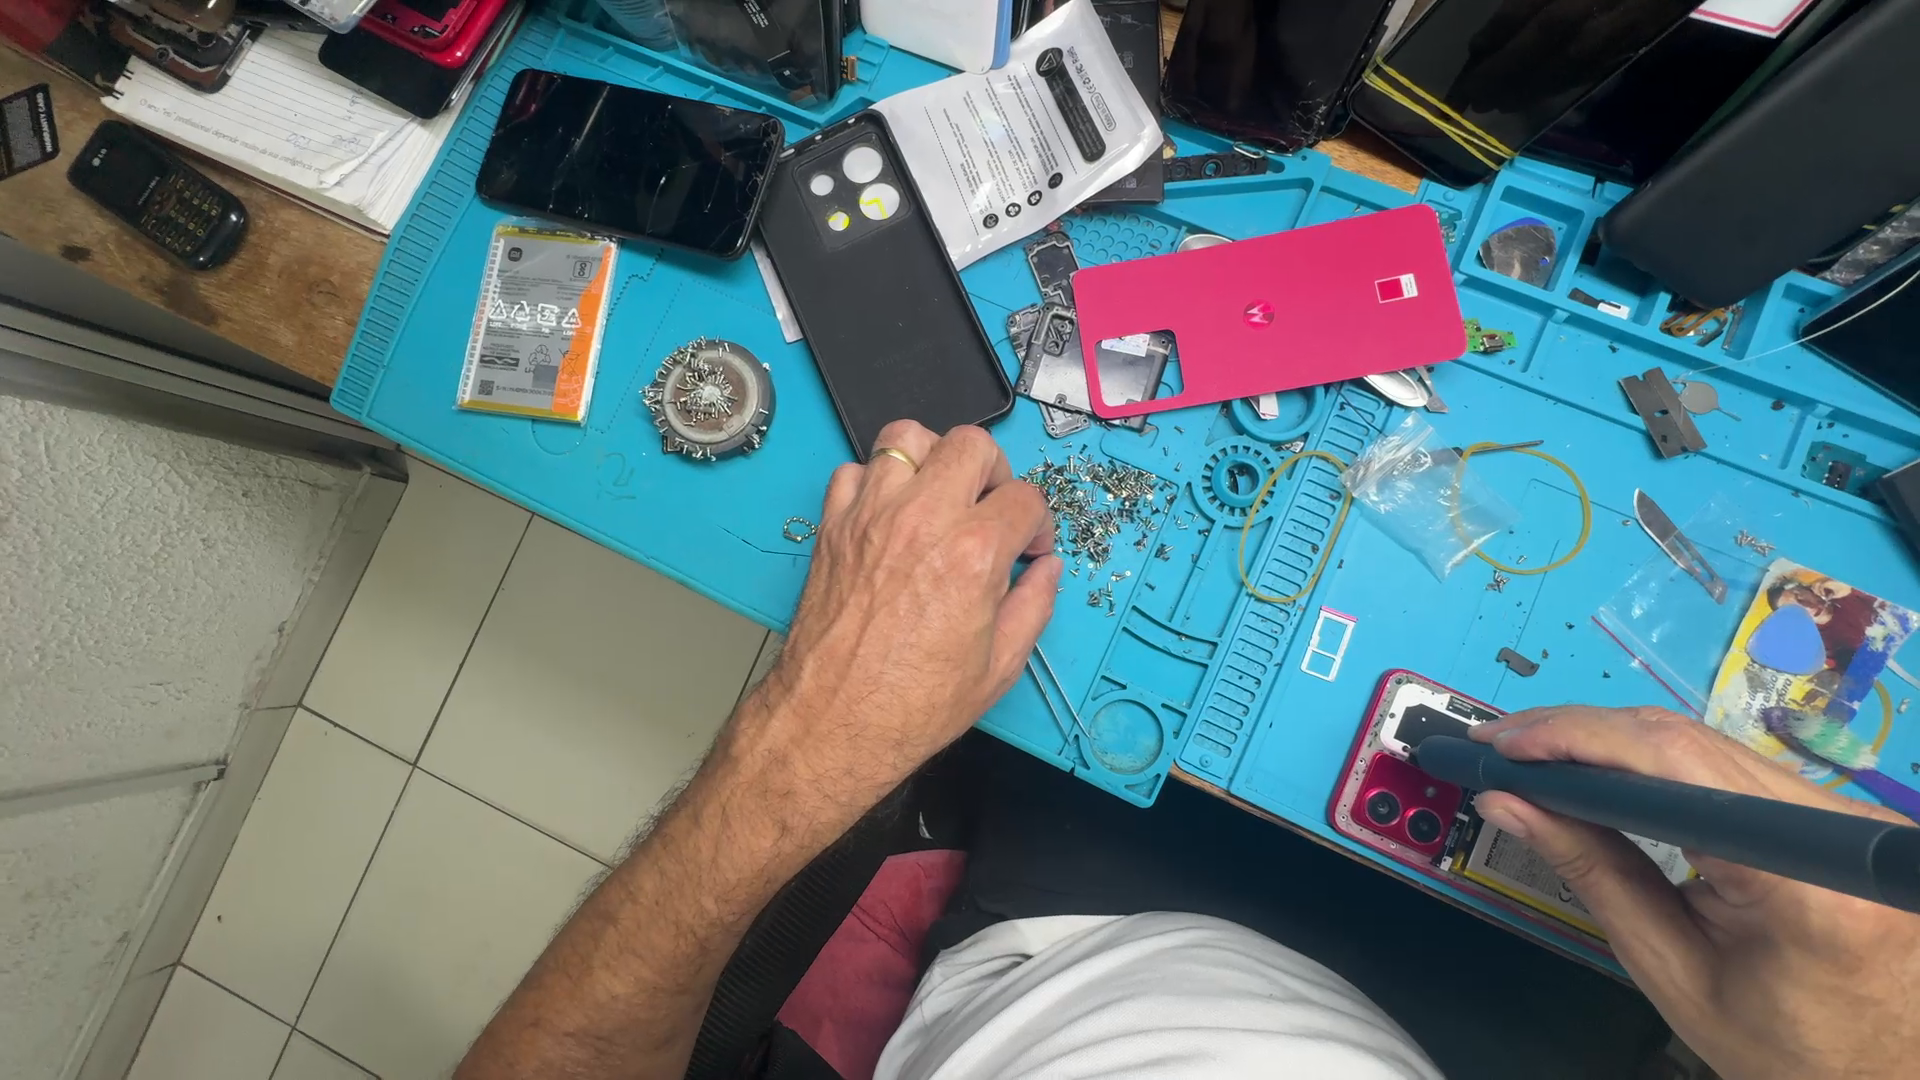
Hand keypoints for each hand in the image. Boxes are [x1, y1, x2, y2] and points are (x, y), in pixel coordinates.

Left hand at [748, 421, 1058, 799]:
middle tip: (991, 509)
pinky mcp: (833, 525)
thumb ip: (1035, 605)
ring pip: (907, 437)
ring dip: (933, 459)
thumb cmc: (916, 704)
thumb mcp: (1000, 667)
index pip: (1025, 498)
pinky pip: (854, 470)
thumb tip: (1047, 568)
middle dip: (995, 471)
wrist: (833, 722)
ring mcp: (871, 515)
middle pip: (971, 444)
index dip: (1038, 523)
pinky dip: (877, 482)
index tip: (1029, 547)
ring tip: (940, 496)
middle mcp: (923, 519)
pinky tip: (891, 515)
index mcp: (973, 553)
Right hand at [1471, 706, 1919, 1079]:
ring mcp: (1841, 813)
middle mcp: (1836, 826)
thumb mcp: (1669, 967)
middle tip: (1494, 744)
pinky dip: (1638, 755)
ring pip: (1692, 739)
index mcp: (1805, 878)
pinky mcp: (1829, 813)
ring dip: (1598, 738)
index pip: (1670, 762)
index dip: (1575, 738)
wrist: (1897, 1077)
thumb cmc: (1787, 1046)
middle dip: (1571, 731)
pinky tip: (1589, 763)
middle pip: (1676, 739)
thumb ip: (1589, 873)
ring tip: (1526, 751)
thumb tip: (1503, 802)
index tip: (1501, 747)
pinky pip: (1714, 760)